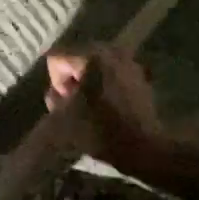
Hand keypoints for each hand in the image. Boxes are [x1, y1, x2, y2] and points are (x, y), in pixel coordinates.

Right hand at [45, 44, 164, 170]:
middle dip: (71, 80)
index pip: (56, 58)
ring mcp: (127, 61)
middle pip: (75, 58)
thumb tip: (56, 93)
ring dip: (87, 81)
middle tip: (75, 104)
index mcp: (90, 56)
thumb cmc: (102, 131)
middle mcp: (110, 50)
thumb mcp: (64, 119)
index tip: (66, 104)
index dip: (55, 82)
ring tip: (91, 105)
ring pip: (94, 64)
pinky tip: (108, 105)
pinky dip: (104, 83)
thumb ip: (53, 99)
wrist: (146, 149)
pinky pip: (111, 72)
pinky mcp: (139, 74)